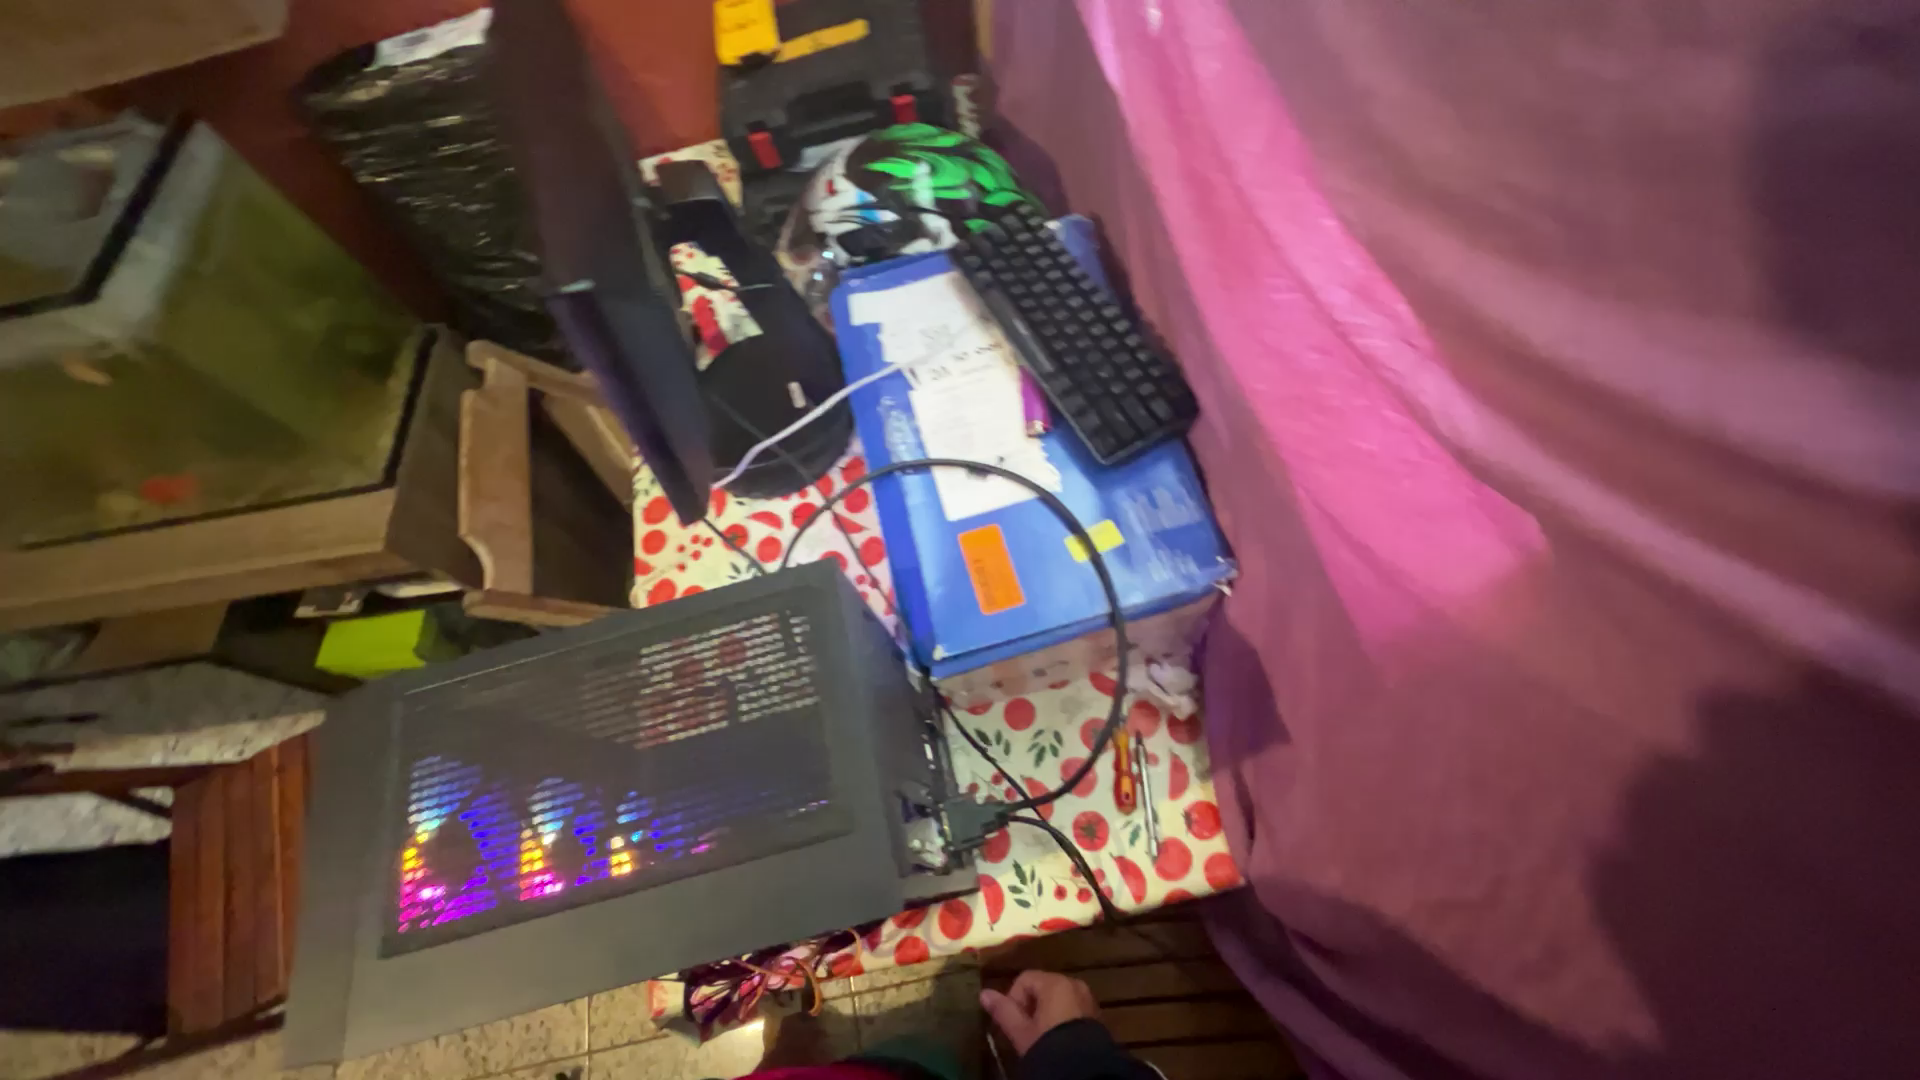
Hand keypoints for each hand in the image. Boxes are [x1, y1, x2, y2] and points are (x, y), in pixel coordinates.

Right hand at [979, 970, 1099, 1055]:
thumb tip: (983, 993)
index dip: (1014, 999)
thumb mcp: (1022, 1033)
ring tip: (1041, 1038)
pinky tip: (1058, 1040)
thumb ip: (1003, 1011)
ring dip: (1046, 1014)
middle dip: (1031, 1007)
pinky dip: (1062, 1019)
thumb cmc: (1049, 1047)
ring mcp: (1087, 999)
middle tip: (1026, 1032)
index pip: (1025, 979)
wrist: (1085, 1074)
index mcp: (1055, 982)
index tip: (1014, 1024)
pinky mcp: (1096, 1015)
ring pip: (1058, 999)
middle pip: (1043, 987)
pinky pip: (1072, 1009)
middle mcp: (1073, 984)